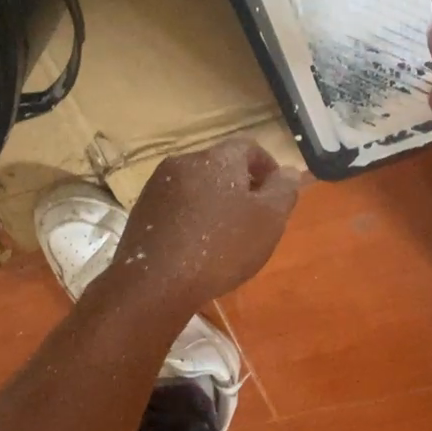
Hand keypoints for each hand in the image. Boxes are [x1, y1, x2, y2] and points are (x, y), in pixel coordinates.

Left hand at [100, 138, 301, 310]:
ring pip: (196, 185)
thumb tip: (289, 171)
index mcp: (218, 159)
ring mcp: (158, 186)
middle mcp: (184, 162)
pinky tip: (196, 245)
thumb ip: (283, 190)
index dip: (267, 167)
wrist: (155, 282)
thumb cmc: (221, 248)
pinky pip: (176, 205)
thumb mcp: (268, 221)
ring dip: (214, 202)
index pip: (248, 147)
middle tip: (253, 217)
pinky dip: (192, 217)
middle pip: (220, 165)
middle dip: (240, 186)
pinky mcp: (142, 210)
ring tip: (224, 235)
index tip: (276, 193)